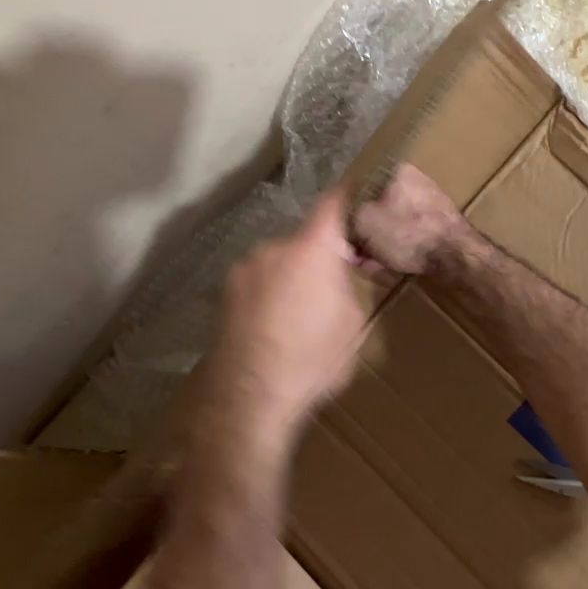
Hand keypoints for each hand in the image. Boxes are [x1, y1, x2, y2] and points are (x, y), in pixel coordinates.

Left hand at [211, 189, 367, 434]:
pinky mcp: (227, 292)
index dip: (348, 196)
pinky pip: (260, 282)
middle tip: (338, 283)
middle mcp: (275, 248)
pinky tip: (276, 325)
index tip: (360, 192)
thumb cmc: (312, 358)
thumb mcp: (352, 321)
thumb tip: (342, 272)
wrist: (250, 396)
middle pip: (306, 239)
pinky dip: (271, 293)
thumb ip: (348, 283)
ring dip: (294, 275)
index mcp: (313, 248)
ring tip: (302, 314)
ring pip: (281, 262)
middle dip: (322, 255)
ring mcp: (245, 269)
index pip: (333, 203)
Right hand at [351, 165, 470, 275]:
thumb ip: (348, 218)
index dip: (348, 211)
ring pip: (394, 226)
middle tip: (356, 255)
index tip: (342, 232)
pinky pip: (410, 238)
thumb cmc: (405, 232)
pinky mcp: (440, 228)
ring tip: (370, 266)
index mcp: (397, 170)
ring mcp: (430, 206)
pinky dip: (398, 252)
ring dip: (379, 246)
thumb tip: (346, 224)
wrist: (455, 255)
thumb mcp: (362, 222)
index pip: (362, 186)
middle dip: (364, 234)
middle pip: (379, 209)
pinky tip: (388, 268)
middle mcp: (416, 183)